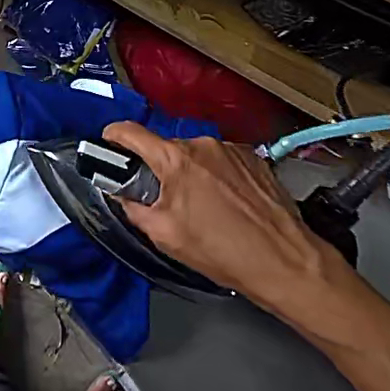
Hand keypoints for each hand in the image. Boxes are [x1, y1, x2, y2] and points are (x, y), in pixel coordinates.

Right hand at [103, 122, 350, 321]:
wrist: (281, 258)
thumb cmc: (224, 251)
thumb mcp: (165, 235)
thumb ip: (135, 207)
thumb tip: (123, 193)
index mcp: (176, 159)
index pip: (132, 133)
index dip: (114, 137)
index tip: (108, 142)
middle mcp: (204, 144)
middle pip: (167, 148)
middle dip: (160, 170)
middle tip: (164, 202)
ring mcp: (231, 148)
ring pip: (197, 156)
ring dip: (192, 175)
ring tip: (204, 211)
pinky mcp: (252, 157)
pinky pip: (222, 160)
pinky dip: (217, 177)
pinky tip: (226, 205)